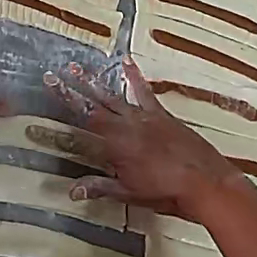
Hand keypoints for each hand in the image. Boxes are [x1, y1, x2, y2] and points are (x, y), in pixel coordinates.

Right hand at [46, 58, 237, 217]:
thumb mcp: (129, 193)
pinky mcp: (161, 115)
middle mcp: (127, 126)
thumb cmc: (167, 191)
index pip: (83, 119)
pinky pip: (144, 92)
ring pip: (114, 96)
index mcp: (116, 145)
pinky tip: (127, 62)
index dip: (65, 101)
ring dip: (95, 81)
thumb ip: (100, 187)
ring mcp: (144, 118)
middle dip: (73, 88)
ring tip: (80, 66)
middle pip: (94, 104)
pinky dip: (135, 77)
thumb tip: (73, 190)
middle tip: (56, 72)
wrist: (204, 183)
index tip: (52, 85)